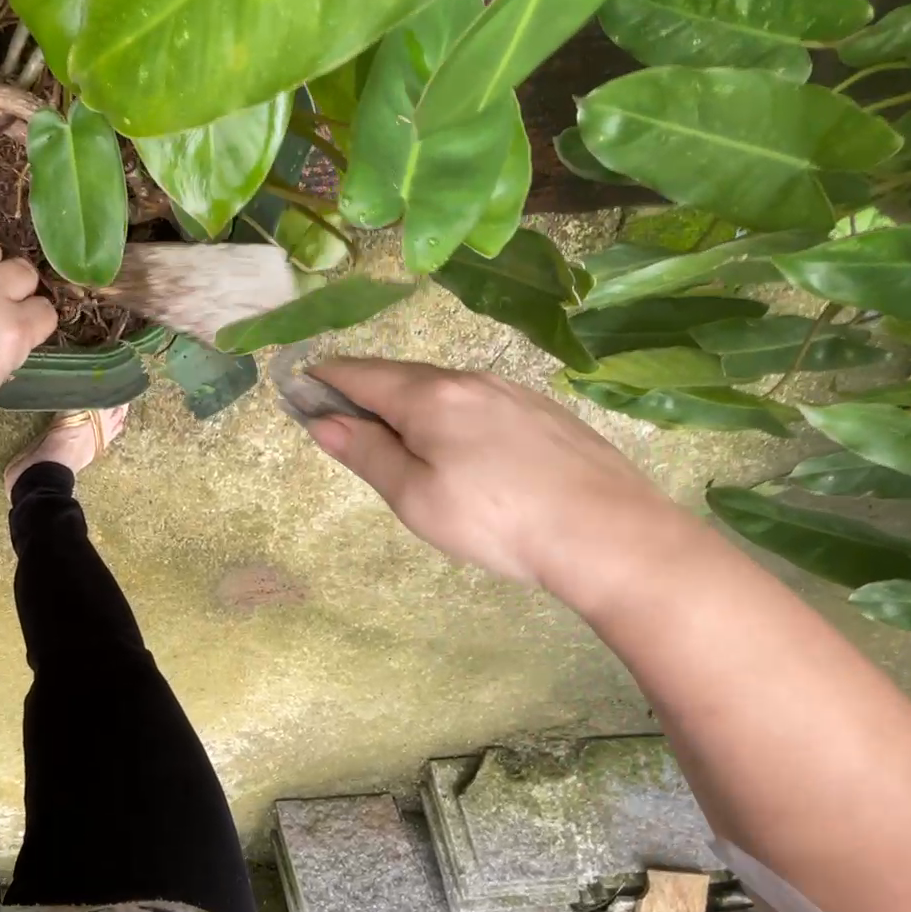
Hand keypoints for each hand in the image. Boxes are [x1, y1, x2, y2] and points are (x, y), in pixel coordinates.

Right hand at [299, 358, 704, 595]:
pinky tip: (452, 447)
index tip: (297, 388)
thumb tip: (321, 421)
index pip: (360, 374)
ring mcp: (512, 394)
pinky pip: (474, 403)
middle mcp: (469, 381)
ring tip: (391, 438)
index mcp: (430, 396)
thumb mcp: (412, 496)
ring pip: (440, 389)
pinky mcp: (542, 414)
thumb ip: (365, 453)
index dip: (323, 379)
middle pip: (399, 376)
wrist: (613, 536)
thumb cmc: (495, 520)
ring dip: (403, 404)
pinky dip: (443, 414)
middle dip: (361, 391)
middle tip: (338, 420)